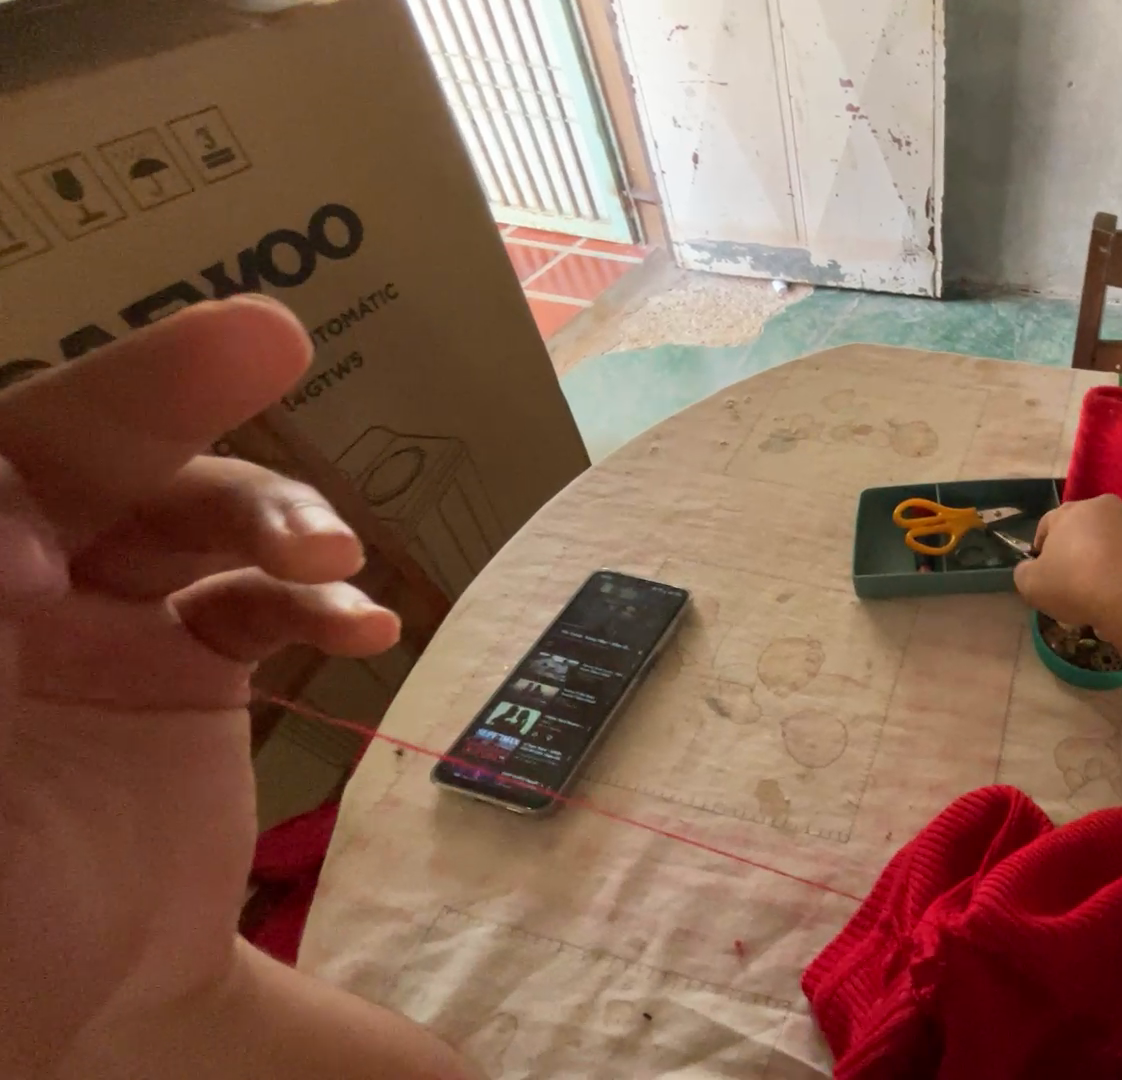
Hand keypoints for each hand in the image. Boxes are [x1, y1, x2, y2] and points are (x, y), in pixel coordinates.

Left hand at [0, 297, 399, 1077]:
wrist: (46, 1008)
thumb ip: (14, 589)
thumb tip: (45, 500)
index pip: (16, 445)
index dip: (137, 384)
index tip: (262, 335)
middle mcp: (2, 577)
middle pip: (121, 466)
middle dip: (223, 461)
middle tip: (316, 489)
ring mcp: (96, 619)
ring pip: (210, 529)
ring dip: (295, 541)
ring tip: (347, 576)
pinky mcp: (183, 665)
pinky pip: (264, 609)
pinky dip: (323, 613)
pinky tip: (367, 635)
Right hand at [1012, 494, 1121, 632]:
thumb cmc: (1076, 584)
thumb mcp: (1032, 586)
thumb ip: (1024, 573)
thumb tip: (1029, 568)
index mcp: (1068, 512)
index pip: (1047, 524)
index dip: (1041, 548)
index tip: (1043, 571)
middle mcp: (1102, 508)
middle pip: (1081, 530)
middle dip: (1075, 552)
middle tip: (1072, 582)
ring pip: (1109, 542)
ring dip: (1102, 560)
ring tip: (1100, 593)